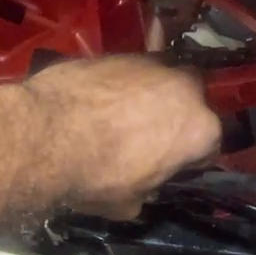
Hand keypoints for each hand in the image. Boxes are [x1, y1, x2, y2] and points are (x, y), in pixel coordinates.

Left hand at [17, 56, 221, 217]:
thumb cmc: (97, 176)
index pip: (208, 147)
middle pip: (189, 104)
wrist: (47, 135)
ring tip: (118, 121)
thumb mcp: (130, 203)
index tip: (169, 169)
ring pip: (160, 83)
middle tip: (146, 141)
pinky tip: (97, 104)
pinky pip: (129, 73)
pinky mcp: (119, 51)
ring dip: (148, 99)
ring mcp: (153, 63)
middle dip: (174, 119)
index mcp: (201, 130)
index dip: (188, 161)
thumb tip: (142, 186)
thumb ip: (148, 189)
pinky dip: (120, 86)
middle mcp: (187, 87)